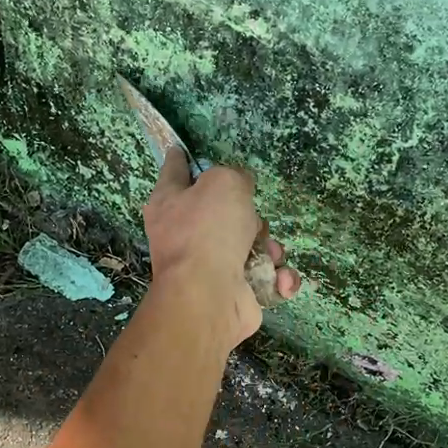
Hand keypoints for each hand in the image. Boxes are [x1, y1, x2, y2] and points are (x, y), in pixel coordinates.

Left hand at [141, 148, 300, 346]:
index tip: (181, 149)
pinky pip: (267, 279)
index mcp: (169, 203)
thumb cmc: (208, 231)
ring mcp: (209, 267)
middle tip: (252, 221)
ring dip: (270, 249)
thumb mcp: (224, 183)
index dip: (181, 159)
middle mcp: (185, 235)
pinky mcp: (234, 293)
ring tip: (269, 254)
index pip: (174, 171)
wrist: (208, 298)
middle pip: (224, 213)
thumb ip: (234, 176)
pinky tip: (279, 281)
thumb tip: (241, 188)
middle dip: (250, 216)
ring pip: (252, 246)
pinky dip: (278, 279)